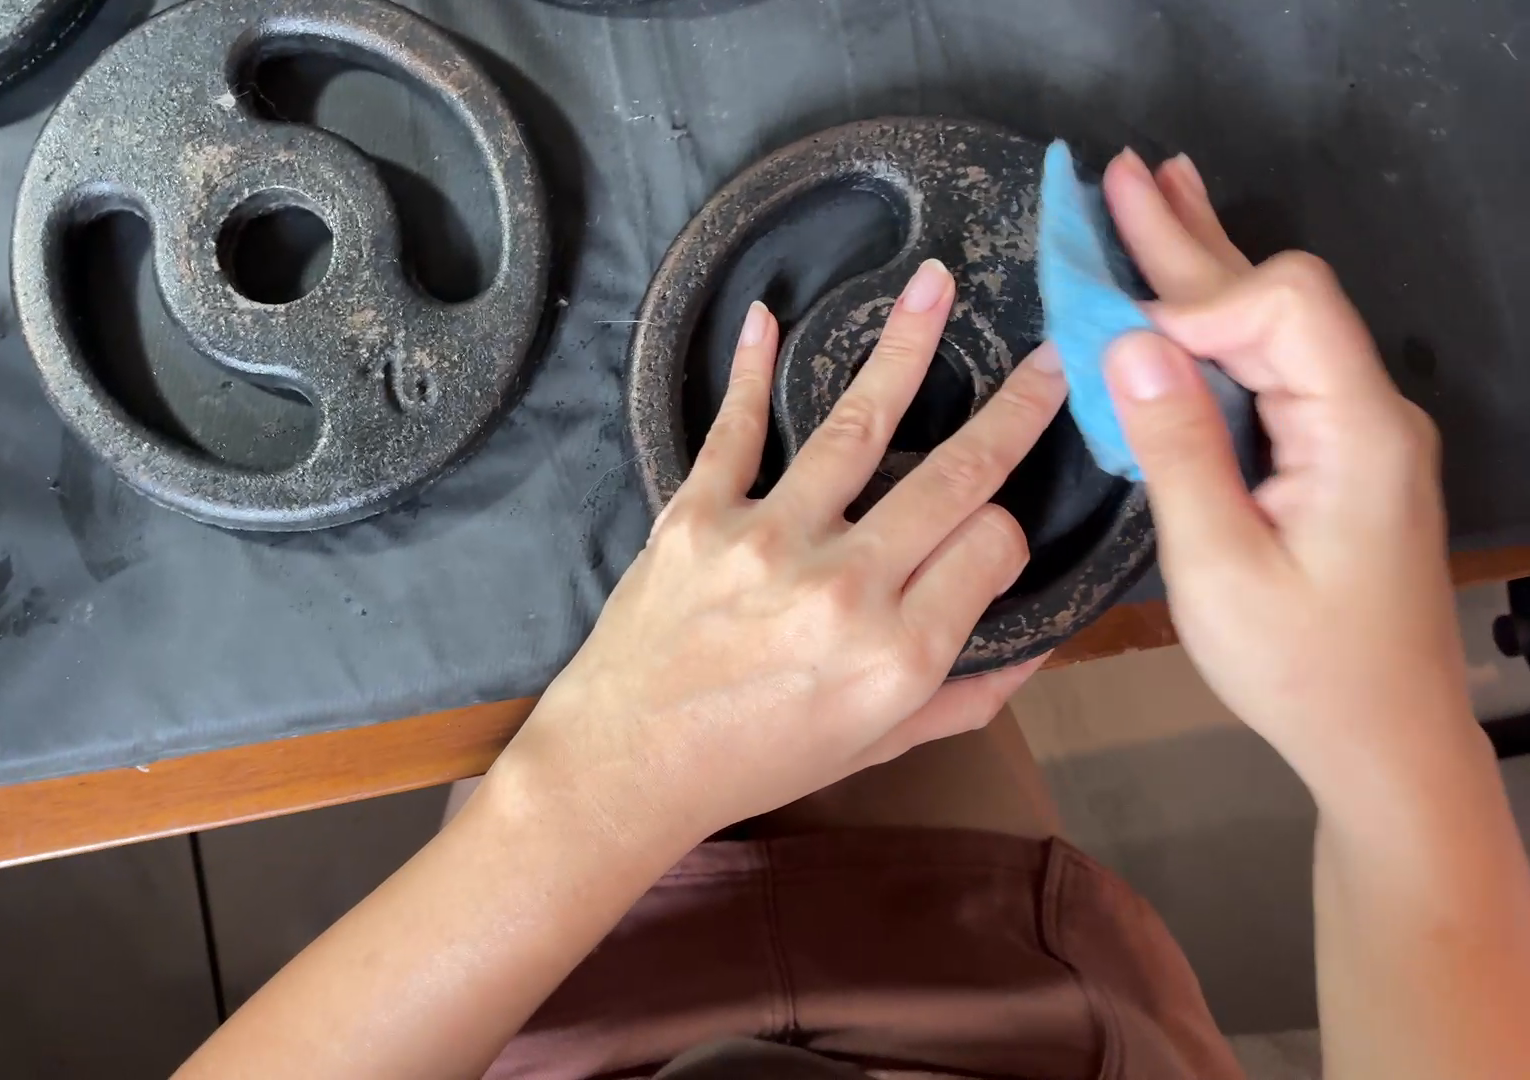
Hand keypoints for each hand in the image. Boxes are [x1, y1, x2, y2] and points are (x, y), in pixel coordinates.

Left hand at [493, 260, 1065, 852]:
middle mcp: (842, 585)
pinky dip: (750, 373)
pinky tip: (768, 318)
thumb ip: (963, 697)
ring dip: (904, 351)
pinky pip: (733, 431)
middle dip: (1011, 414)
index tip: (986, 531)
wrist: (626, 760)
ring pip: (854, 427)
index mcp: (898, 652)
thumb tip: (1040, 646)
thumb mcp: (872, 747)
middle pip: (950, 476)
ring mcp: (764, 538)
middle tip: (1048, 361)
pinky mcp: (695, 515)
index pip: (992, 547)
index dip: (1002, 534)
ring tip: (935, 288)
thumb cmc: (752, 762)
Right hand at [1100, 150, 1470, 789]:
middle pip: (1274, 293)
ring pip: (1266, 321)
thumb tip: (1128, 346)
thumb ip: (1177, 445)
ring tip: (1150, 198)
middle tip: (1123, 175)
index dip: (1190, 305)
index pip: (1277, 311)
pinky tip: (1177, 299)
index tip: (1109, 340)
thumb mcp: (1217, 558)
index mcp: (1352, 427)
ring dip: (1198, 262)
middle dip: (1188, 239)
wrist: (1372, 730)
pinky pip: (1255, 365)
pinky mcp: (1313, 449)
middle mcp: (1359, 407)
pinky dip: (1202, 321)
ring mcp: (1340, 426)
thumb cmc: (1294, 656)